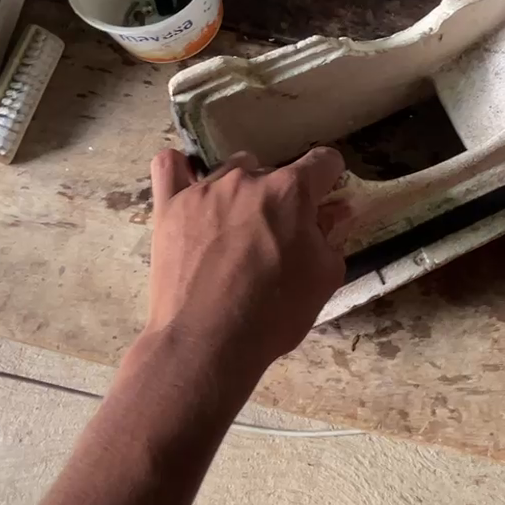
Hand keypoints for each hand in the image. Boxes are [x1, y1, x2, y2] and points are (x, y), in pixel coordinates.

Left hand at [144, 147, 348, 374]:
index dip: (329, 180)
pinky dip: (181, 169)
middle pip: (275, 171)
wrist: (206, 343)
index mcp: (292, 190)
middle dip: (283, 198)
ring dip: (242, 191)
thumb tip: (335, 210)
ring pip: (232, 169)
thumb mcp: (324, 276)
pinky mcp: (169, 206)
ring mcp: (205, 189)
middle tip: (278, 237)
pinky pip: (169, 167)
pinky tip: (189, 184)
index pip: (323, 161)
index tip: (324, 201)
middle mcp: (249, 178)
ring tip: (235, 230)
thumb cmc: (274, 313)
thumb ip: (332, 234)